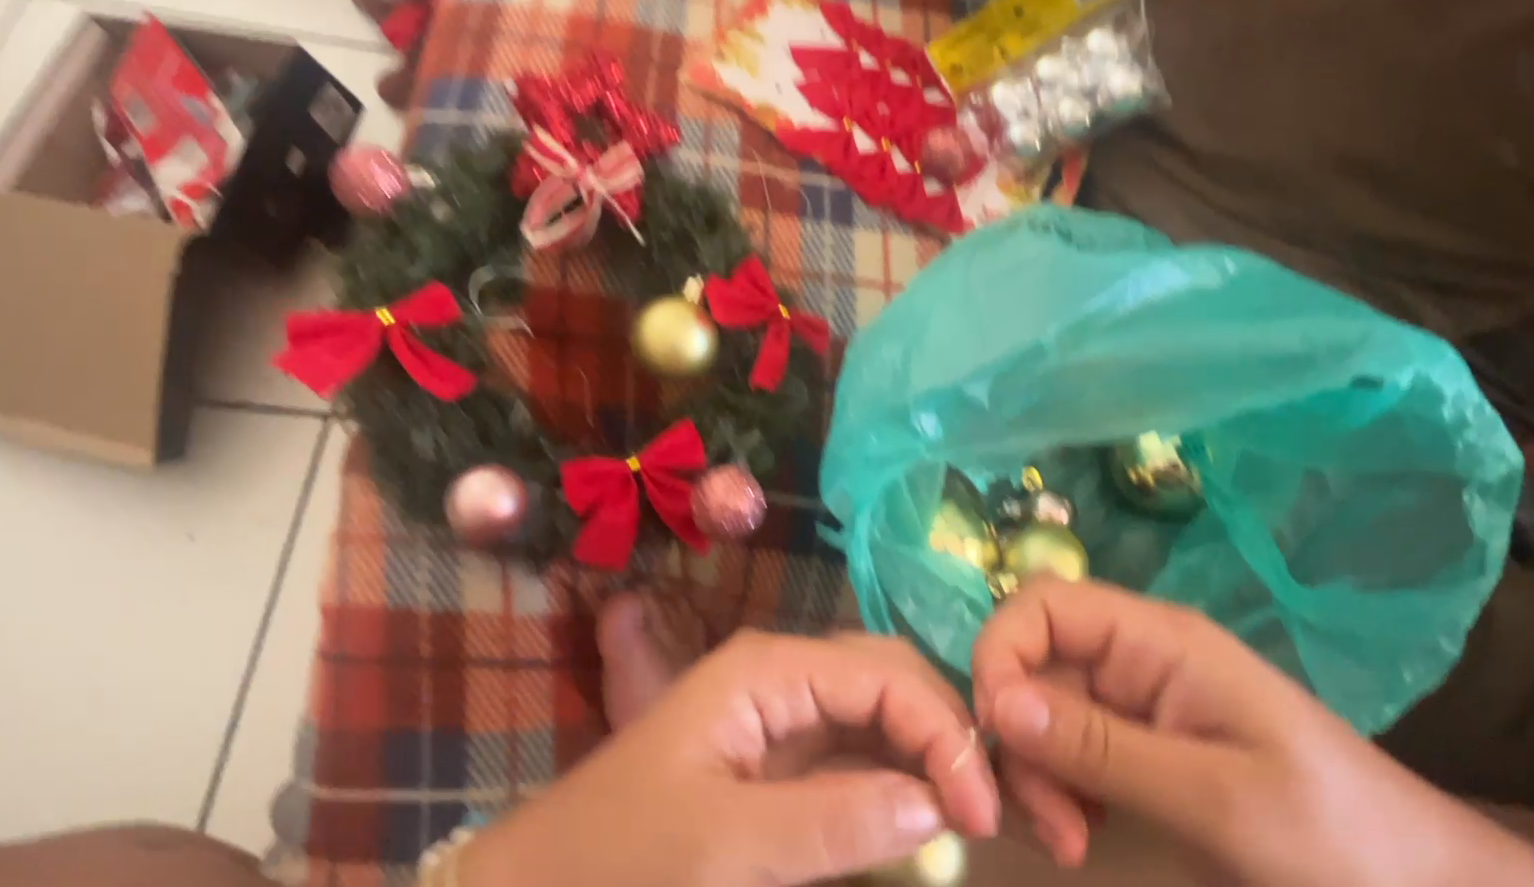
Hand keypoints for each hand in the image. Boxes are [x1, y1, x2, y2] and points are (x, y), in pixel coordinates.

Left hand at [458, 630, 1000, 886]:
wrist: (544, 879)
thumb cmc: (624, 854)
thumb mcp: (726, 843)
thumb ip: (833, 819)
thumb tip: (937, 802)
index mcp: (767, 668)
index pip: (882, 674)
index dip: (943, 730)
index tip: (983, 809)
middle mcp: (780, 674)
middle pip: (887, 676)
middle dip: (944, 726)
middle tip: (989, 805)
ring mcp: (779, 713)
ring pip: (876, 710)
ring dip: (928, 748)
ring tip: (971, 805)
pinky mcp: (778, 756)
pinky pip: (852, 750)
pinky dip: (895, 774)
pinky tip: (923, 807)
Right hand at [973, 578, 1533, 885]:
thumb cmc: (1332, 833)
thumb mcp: (1214, 796)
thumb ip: (1100, 747)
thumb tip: (996, 702)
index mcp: (1155, 639)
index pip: (1041, 605)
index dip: (1000, 652)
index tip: (993, 733)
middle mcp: (1135, 658)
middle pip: (1033, 665)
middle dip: (1018, 736)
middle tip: (1046, 822)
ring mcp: (1136, 704)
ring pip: (1041, 713)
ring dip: (1035, 773)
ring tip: (1068, 840)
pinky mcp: (1139, 747)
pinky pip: (1068, 750)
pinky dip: (1057, 789)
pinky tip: (1079, 833)